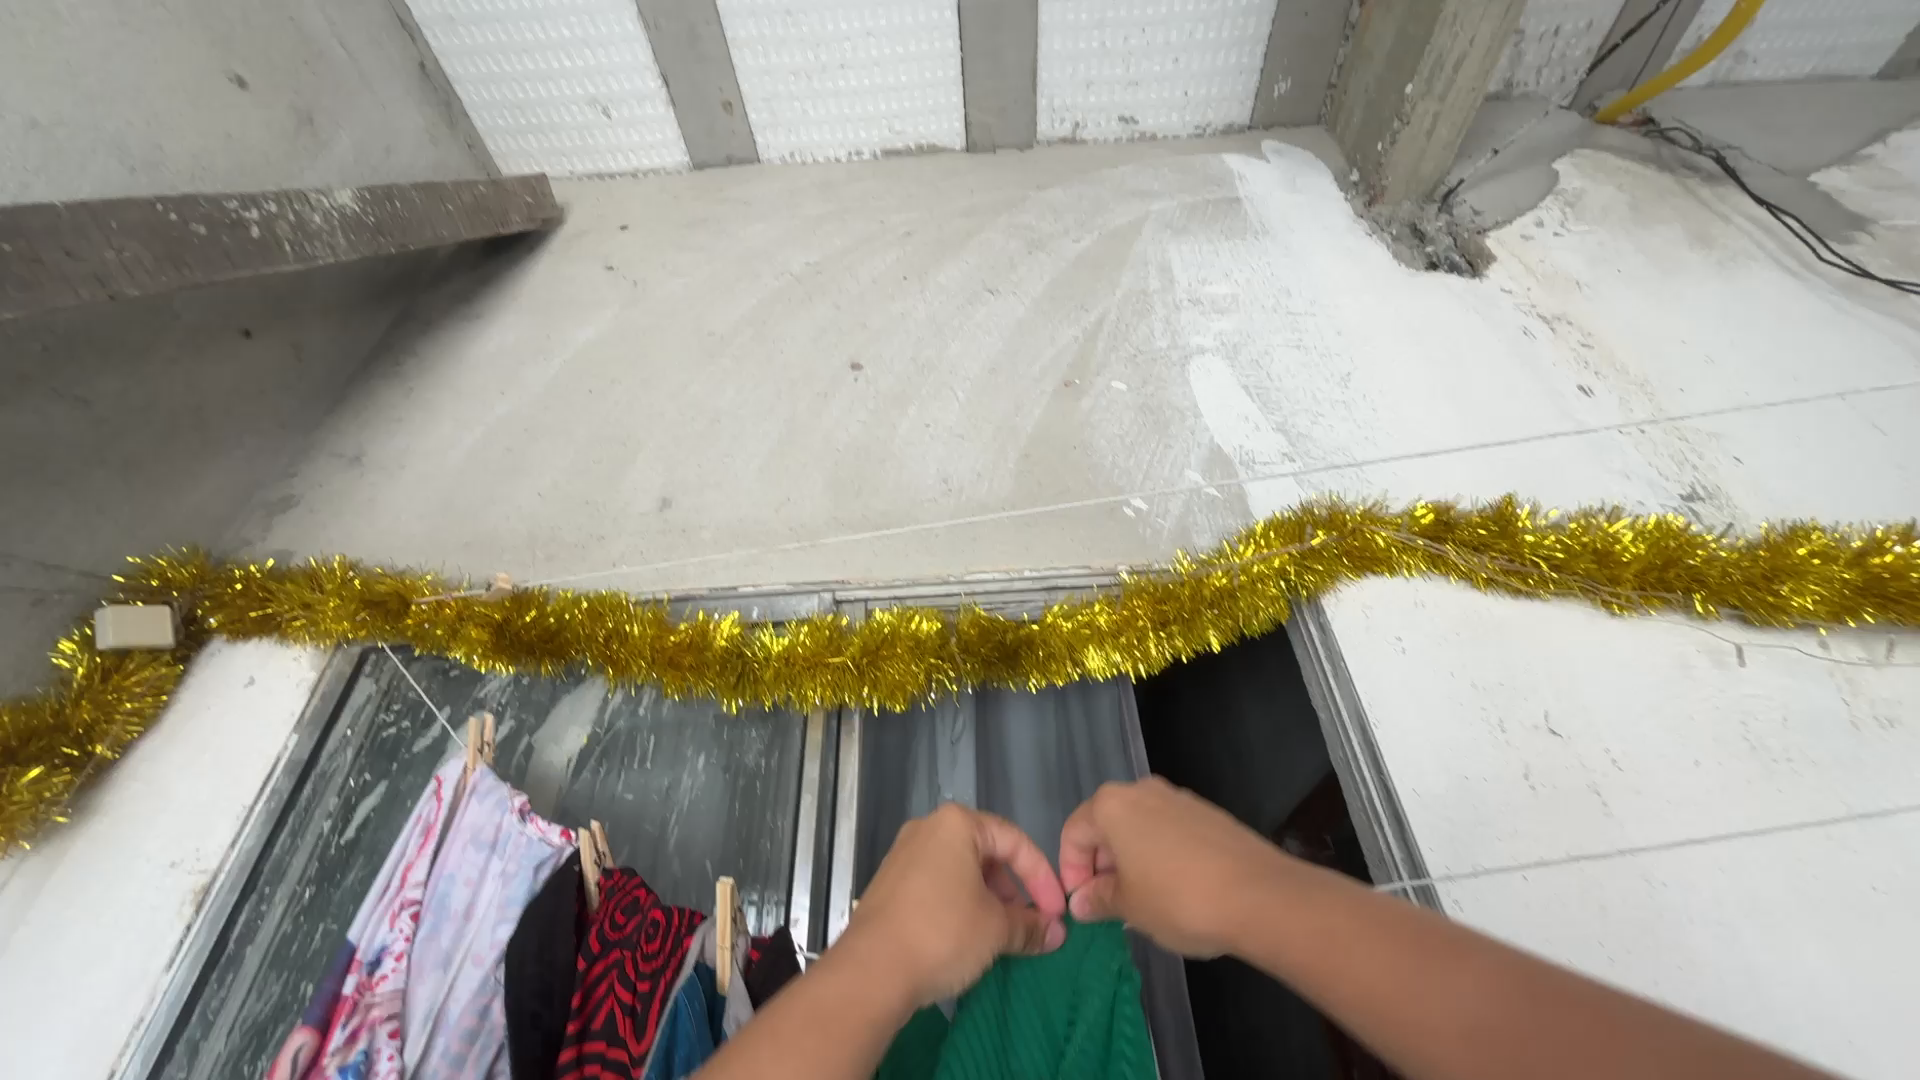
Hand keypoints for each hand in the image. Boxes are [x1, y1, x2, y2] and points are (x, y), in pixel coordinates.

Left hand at [839, 803, 1067, 1006]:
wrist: (870, 971)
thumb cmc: (942, 933)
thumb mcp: (996, 929)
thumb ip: (1030, 925)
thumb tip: (1056, 933)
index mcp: (956, 824)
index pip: (1014, 841)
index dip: (1042, 878)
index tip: (1056, 913)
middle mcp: (928, 829)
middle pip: (986, 852)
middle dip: (1013, 889)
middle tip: (1029, 924)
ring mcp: (904, 855)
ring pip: (961, 870)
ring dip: (988, 899)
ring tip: (1003, 935)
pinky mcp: (890, 883)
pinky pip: (937, 884)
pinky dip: (961, 904)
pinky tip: (969, 937)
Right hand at [1059, 776, 1285, 956]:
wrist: (1261, 895)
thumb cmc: (1178, 898)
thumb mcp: (1129, 907)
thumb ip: (1098, 899)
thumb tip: (1081, 901)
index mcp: (1111, 805)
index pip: (1073, 832)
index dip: (1071, 871)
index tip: (1083, 905)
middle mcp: (1141, 791)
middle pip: (1105, 825)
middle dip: (1101, 864)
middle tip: (1110, 905)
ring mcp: (1178, 798)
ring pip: (1139, 827)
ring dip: (1131, 860)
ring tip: (1143, 901)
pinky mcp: (1208, 814)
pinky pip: (1169, 832)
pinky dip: (1161, 855)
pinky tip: (1176, 890)